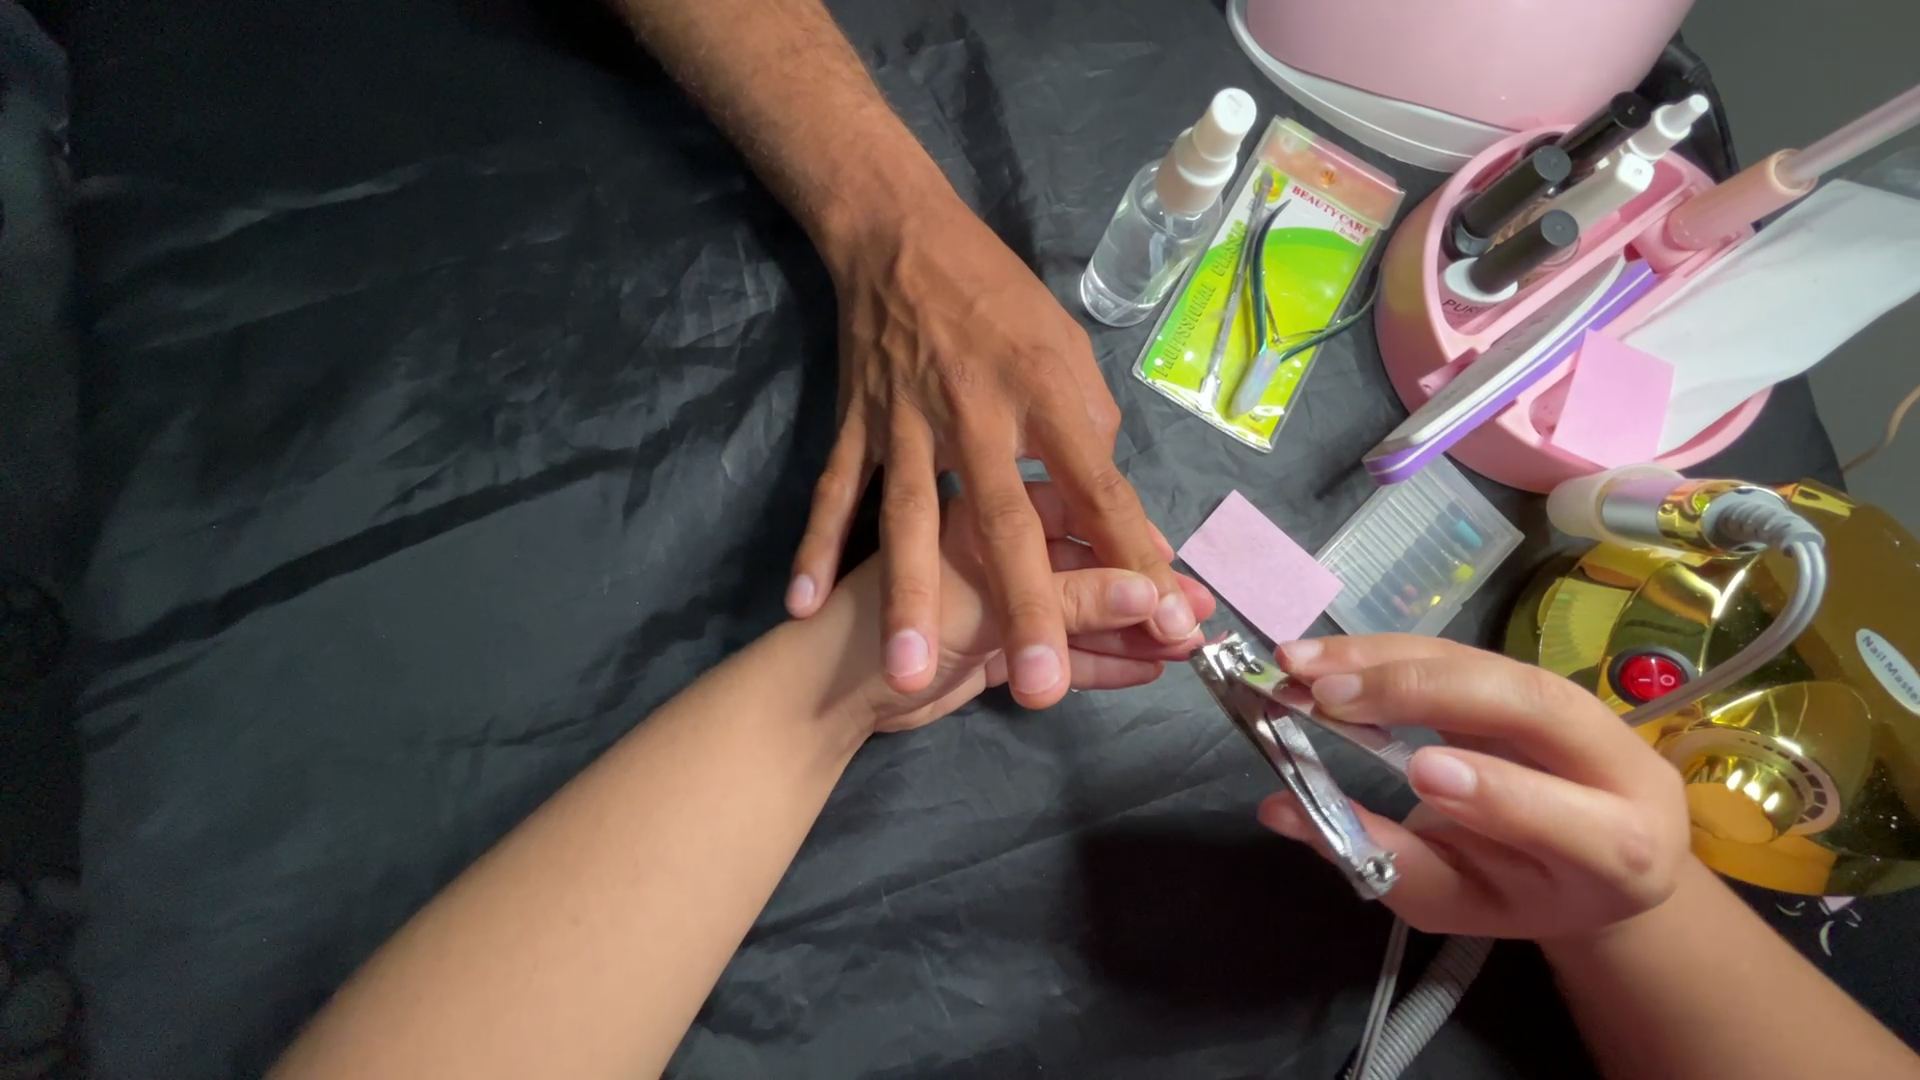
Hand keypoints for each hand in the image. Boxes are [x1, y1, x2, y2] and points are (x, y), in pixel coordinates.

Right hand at [787, 193, 1197, 709]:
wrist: (901, 234)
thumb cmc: (999, 294)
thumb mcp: (1067, 346)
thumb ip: (1088, 428)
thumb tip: (1104, 502)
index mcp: (1044, 391)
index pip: (1097, 485)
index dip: (1131, 552)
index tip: (1157, 620)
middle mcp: (978, 412)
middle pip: (1006, 521)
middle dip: (1026, 605)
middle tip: (1040, 688)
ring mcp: (906, 421)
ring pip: (911, 519)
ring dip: (909, 597)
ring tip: (910, 672)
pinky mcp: (855, 422)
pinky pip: (835, 490)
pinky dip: (818, 545)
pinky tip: (804, 604)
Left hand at [842, 482, 1213, 734]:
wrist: (814, 684)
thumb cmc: (877, 615)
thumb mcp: (975, 596)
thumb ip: (1060, 592)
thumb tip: (1144, 584)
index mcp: (982, 504)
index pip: (1076, 514)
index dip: (1131, 547)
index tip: (1179, 573)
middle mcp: (991, 543)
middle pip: (1084, 563)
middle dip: (1139, 590)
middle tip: (1194, 614)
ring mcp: (987, 598)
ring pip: (1069, 608)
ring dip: (1126, 626)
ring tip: (1185, 645)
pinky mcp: (982, 649)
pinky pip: (1041, 651)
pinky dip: (1093, 663)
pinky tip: (1142, 670)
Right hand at [1258, 635, 1689, 941]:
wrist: (1579, 850)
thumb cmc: (1514, 888)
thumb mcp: (1455, 898)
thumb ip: (1382, 860)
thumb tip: (1280, 809)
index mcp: (1623, 853)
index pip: (1581, 822)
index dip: (1502, 792)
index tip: (1418, 772)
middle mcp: (1617, 765)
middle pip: (1537, 705)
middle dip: (1422, 690)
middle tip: (1325, 694)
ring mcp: (1574, 706)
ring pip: (1482, 662)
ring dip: (1381, 657)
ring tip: (1298, 664)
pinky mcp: (1520, 672)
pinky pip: (1449, 648)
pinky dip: (1376, 650)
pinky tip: (1319, 655)